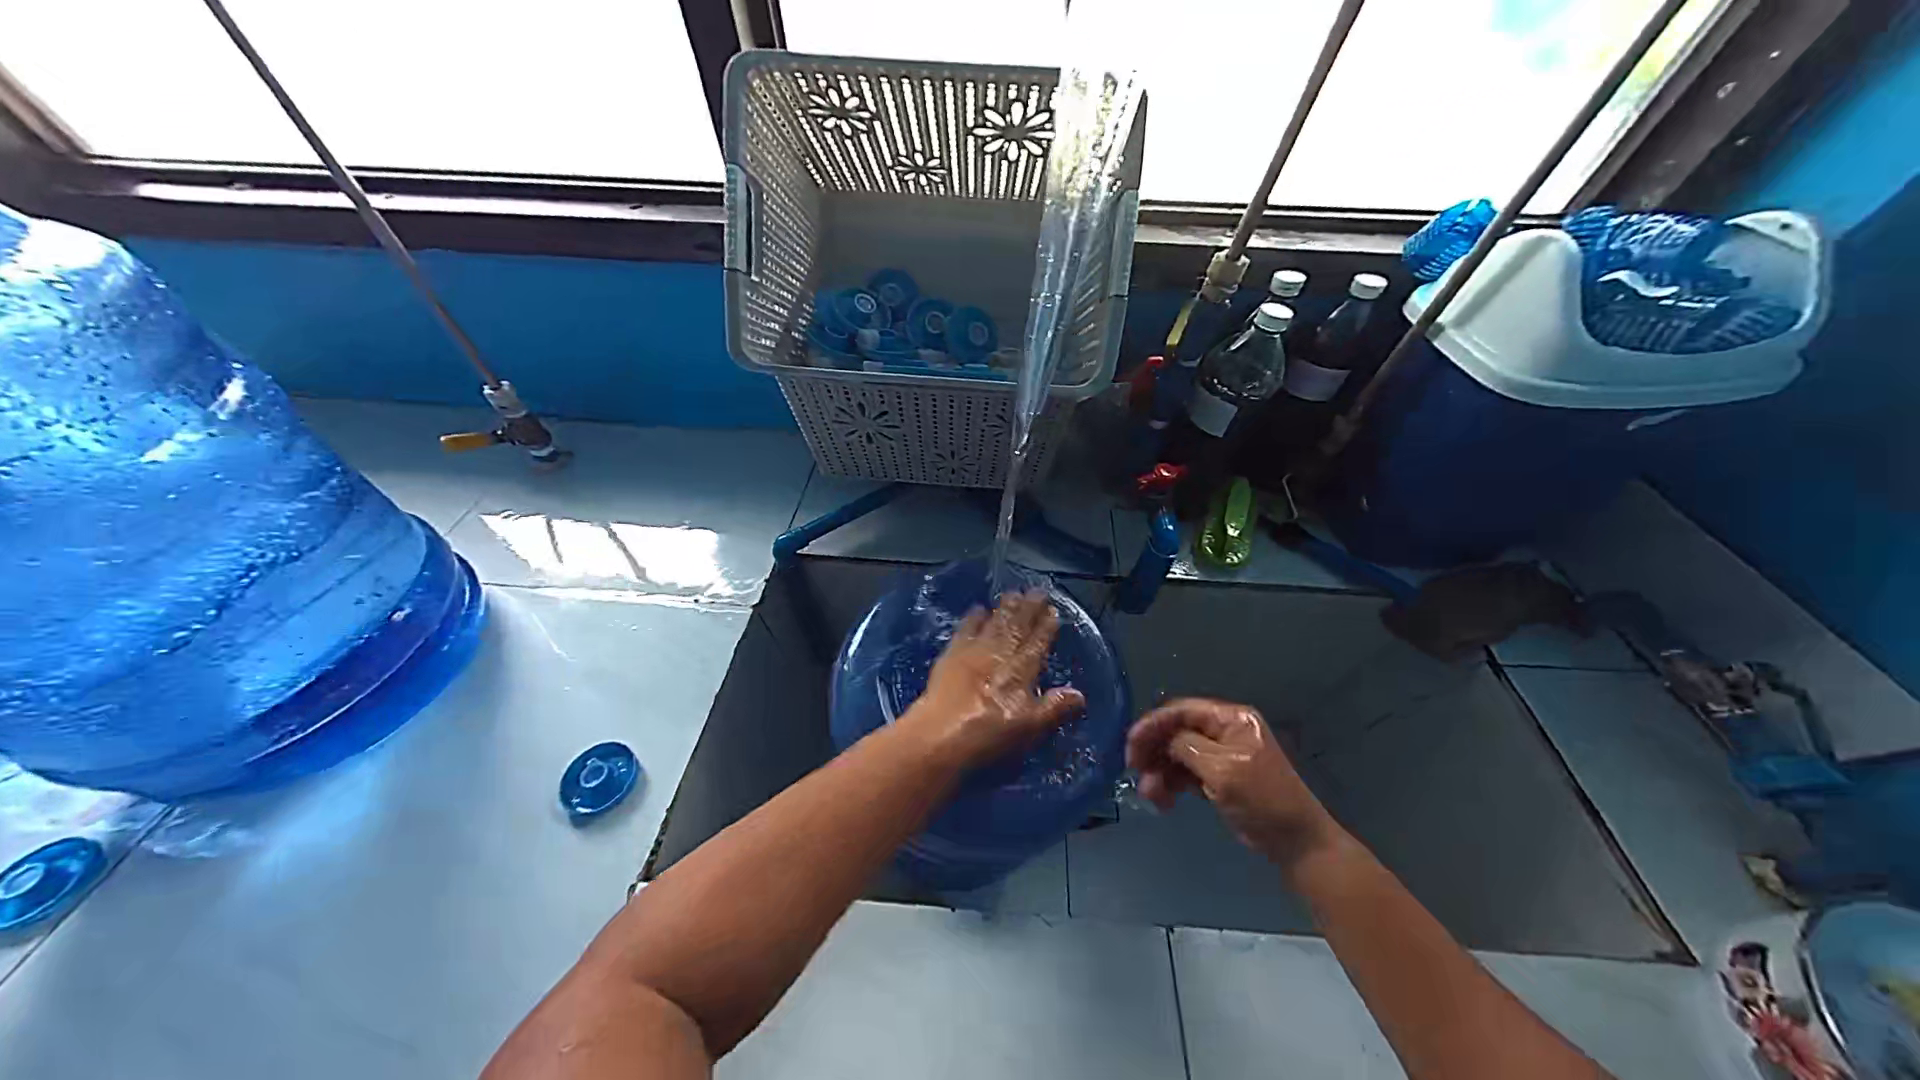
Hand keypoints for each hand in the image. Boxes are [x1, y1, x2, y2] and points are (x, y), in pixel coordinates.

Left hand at [906, 589, 1085, 768]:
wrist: (939, 735)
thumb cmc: (989, 735)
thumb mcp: (1030, 728)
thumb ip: (1054, 708)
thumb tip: (1078, 693)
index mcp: (1021, 671)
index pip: (1038, 643)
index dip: (1046, 627)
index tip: (1053, 610)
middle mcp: (999, 654)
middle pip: (1017, 627)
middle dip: (1028, 609)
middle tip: (1036, 591)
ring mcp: (973, 652)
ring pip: (993, 624)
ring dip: (1004, 608)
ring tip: (1013, 594)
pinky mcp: (950, 656)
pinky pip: (965, 630)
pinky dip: (972, 619)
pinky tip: (977, 609)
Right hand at [1126, 698, 1345, 872]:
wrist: (1296, 842)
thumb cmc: (1262, 799)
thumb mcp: (1221, 769)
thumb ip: (1186, 746)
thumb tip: (1162, 737)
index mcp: (1230, 719)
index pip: (1181, 710)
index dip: (1153, 724)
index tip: (1130, 745)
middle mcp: (1223, 731)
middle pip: (1176, 731)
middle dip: (1154, 751)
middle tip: (1134, 771)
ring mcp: (1220, 755)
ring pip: (1177, 755)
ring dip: (1159, 773)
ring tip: (1150, 796)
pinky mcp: (1217, 777)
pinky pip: (1185, 773)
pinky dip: (1171, 785)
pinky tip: (1164, 803)